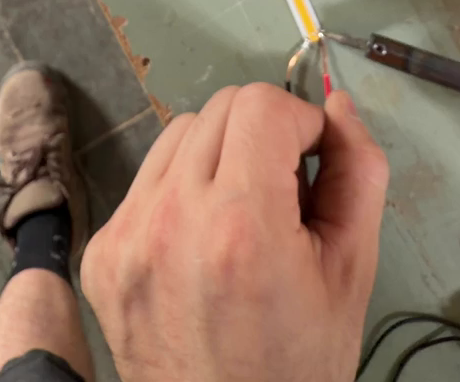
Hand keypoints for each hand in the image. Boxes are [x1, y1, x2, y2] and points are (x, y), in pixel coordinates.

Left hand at [82, 83, 389, 381]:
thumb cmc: (300, 363)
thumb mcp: (352, 271)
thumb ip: (358, 173)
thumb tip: (337, 105)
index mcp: (240, 225)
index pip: (261, 103)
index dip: (299, 122)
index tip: (312, 160)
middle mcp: (172, 219)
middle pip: (221, 107)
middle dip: (263, 133)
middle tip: (282, 191)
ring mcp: (126, 234)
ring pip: (181, 131)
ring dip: (220, 152)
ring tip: (240, 212)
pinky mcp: (101, 249)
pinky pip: (149, 175)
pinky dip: (183, 185)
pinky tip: (202, 236)